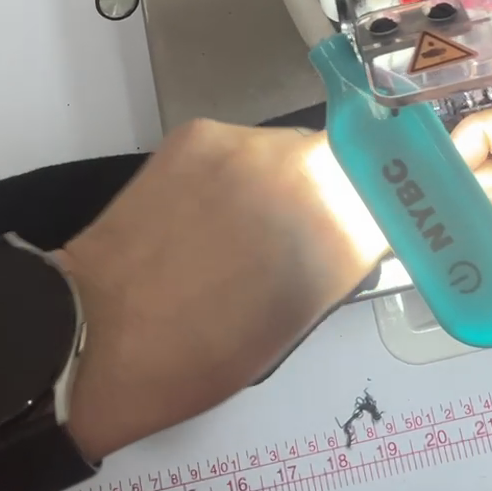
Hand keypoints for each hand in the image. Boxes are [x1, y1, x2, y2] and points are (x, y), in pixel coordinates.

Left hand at [59, 120, 385, 460]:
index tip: (384, 215)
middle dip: (336, 190)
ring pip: (292, 150)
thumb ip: (335, 261)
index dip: (395, 202)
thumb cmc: (201, 358)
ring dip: (283, 179)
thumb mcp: (293, 321)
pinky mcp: (199, 131)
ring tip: (241, 225)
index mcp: (340, 233)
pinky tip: (206, 209)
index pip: (399, 193)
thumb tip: (349, 229)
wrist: (93, 337)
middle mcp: (305, 172)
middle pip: (347, 162)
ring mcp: (248, 143)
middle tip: (304, 229)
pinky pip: (242, 146)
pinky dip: (237, 171)